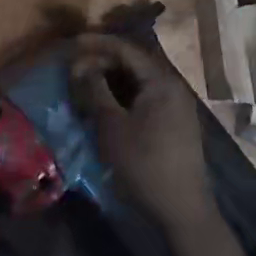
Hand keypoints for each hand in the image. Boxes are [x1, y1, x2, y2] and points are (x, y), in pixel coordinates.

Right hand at [69, 34, 215, 234]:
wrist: (183, 211)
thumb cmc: (144, 164)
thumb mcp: (112, 126)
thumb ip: (95, 90)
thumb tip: (82, 66)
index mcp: (161, 81)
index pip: (125, 49)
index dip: (97, 44)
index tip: (72, 43)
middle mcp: (173, 86)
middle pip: (133, 63)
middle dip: (103, 62)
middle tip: (76, 69)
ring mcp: (177, 105)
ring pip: (139, 81)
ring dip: (112, 80)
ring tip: (87, 86)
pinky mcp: (175, 122)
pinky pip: (146, 97)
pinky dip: (124, 95)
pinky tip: (106, 105)